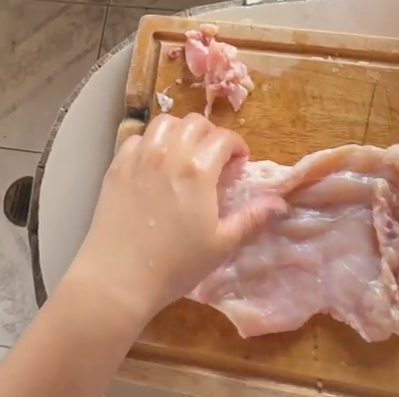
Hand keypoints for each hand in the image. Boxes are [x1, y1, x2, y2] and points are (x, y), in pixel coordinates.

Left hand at [61, 113, 285, 327]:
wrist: (118, 276)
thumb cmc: (175, 264)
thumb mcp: (221, 245)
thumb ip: (252, 219)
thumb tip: (280, 203)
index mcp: (198, 168)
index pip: (224, 138)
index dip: (237, 147)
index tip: (239, 163)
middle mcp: (169, 152)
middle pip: (195, 122)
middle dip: (210, 135)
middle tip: (214, 158)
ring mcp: (140, 155)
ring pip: (165, 122)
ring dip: (180, 132)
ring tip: (184, 154)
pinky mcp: (118, 164)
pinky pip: (138, 138)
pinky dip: (151, 142)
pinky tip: (154, 164)